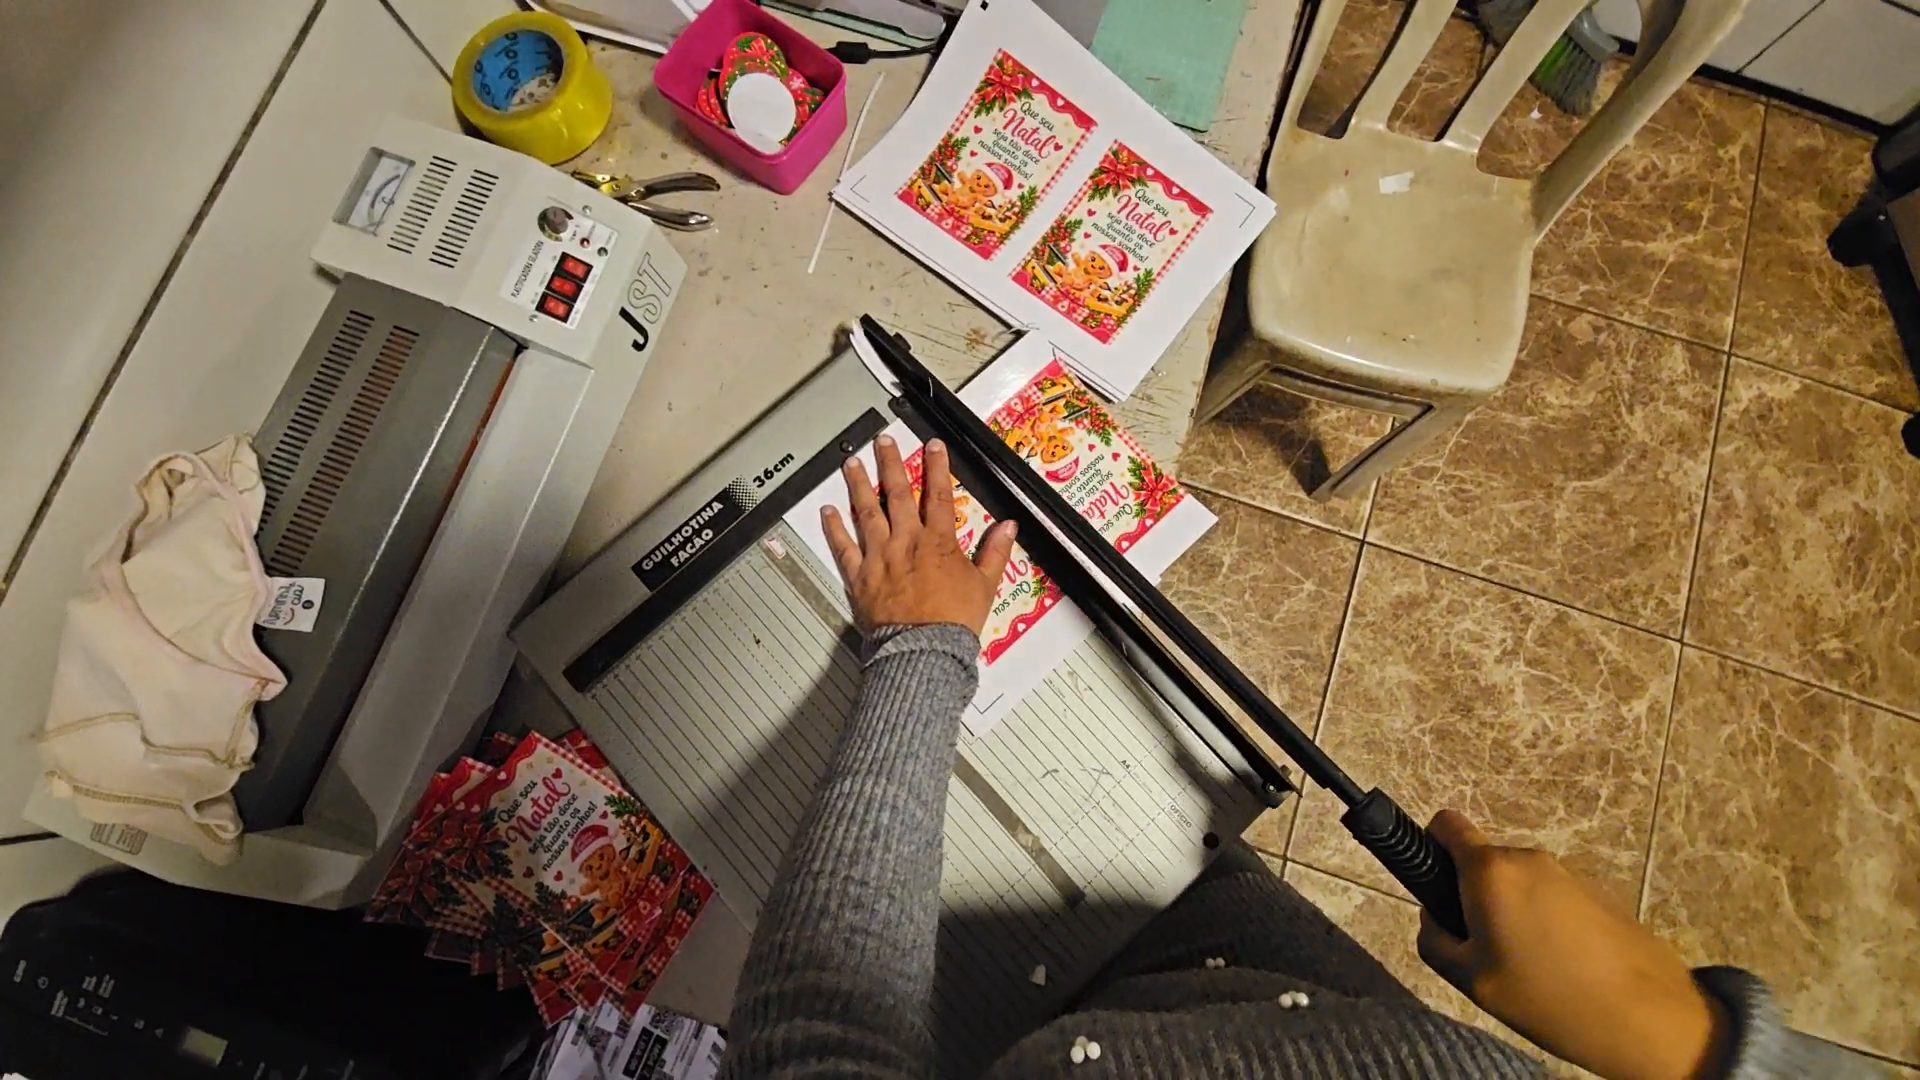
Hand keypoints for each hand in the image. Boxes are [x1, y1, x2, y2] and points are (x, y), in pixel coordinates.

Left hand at [821, 434, 1016, 636]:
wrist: (923, 650)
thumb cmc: (953, 621)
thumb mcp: (985, 585)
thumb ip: (995, 552)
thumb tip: (1009, 527)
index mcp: (938, 542)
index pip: (939, 495)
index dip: (937, 466)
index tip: (933, 445)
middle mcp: (907, 542)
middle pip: (898, 494)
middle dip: (890, 463)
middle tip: (882, 441)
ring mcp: (880, 556)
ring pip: (867, 512)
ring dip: (859, 485)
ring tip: (851, 463)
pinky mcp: (860, 576)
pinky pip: (844, 547)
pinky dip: (835, 528)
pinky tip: (828, 510)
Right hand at [1418, 810, 1732, 1079]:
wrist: (1664, 1030)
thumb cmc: (1553, 999)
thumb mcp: (1471, 980)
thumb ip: (1434, 940)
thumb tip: (1436, 918)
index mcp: (1489, 870)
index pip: (1444, 823)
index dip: (1430, 844)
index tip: (1438, 885)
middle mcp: (1527, 859)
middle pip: (1482, 862)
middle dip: (1475, 894)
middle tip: (1486, 947)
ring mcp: (1569, 876)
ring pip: (1519, 884)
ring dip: (1513, 911)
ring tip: (1532, 965)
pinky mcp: (1604, 897)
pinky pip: (1554, 899)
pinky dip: (1549, 923)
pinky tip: (1568, 969)